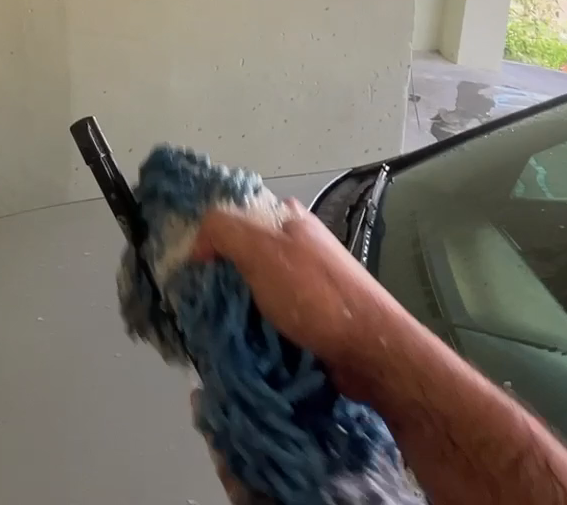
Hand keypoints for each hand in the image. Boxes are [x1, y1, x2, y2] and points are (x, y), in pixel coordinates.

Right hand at [189, 198, 389, 372]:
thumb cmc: (314, 294)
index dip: (209, 236)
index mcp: (286, 215)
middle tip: (202, 300)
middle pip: (240, 250)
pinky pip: (269, 309)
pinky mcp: (312, 310)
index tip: (193, 268)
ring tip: (219, 324)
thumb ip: (221, 230)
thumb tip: (198, 246)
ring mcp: (305, 276)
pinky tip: (243, 337)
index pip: (232, 214)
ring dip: (236, 303)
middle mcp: (296, 240)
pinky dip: (254, 321)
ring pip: (253, 282)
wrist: (372, 351)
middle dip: (220, 274)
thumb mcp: (260, 249)